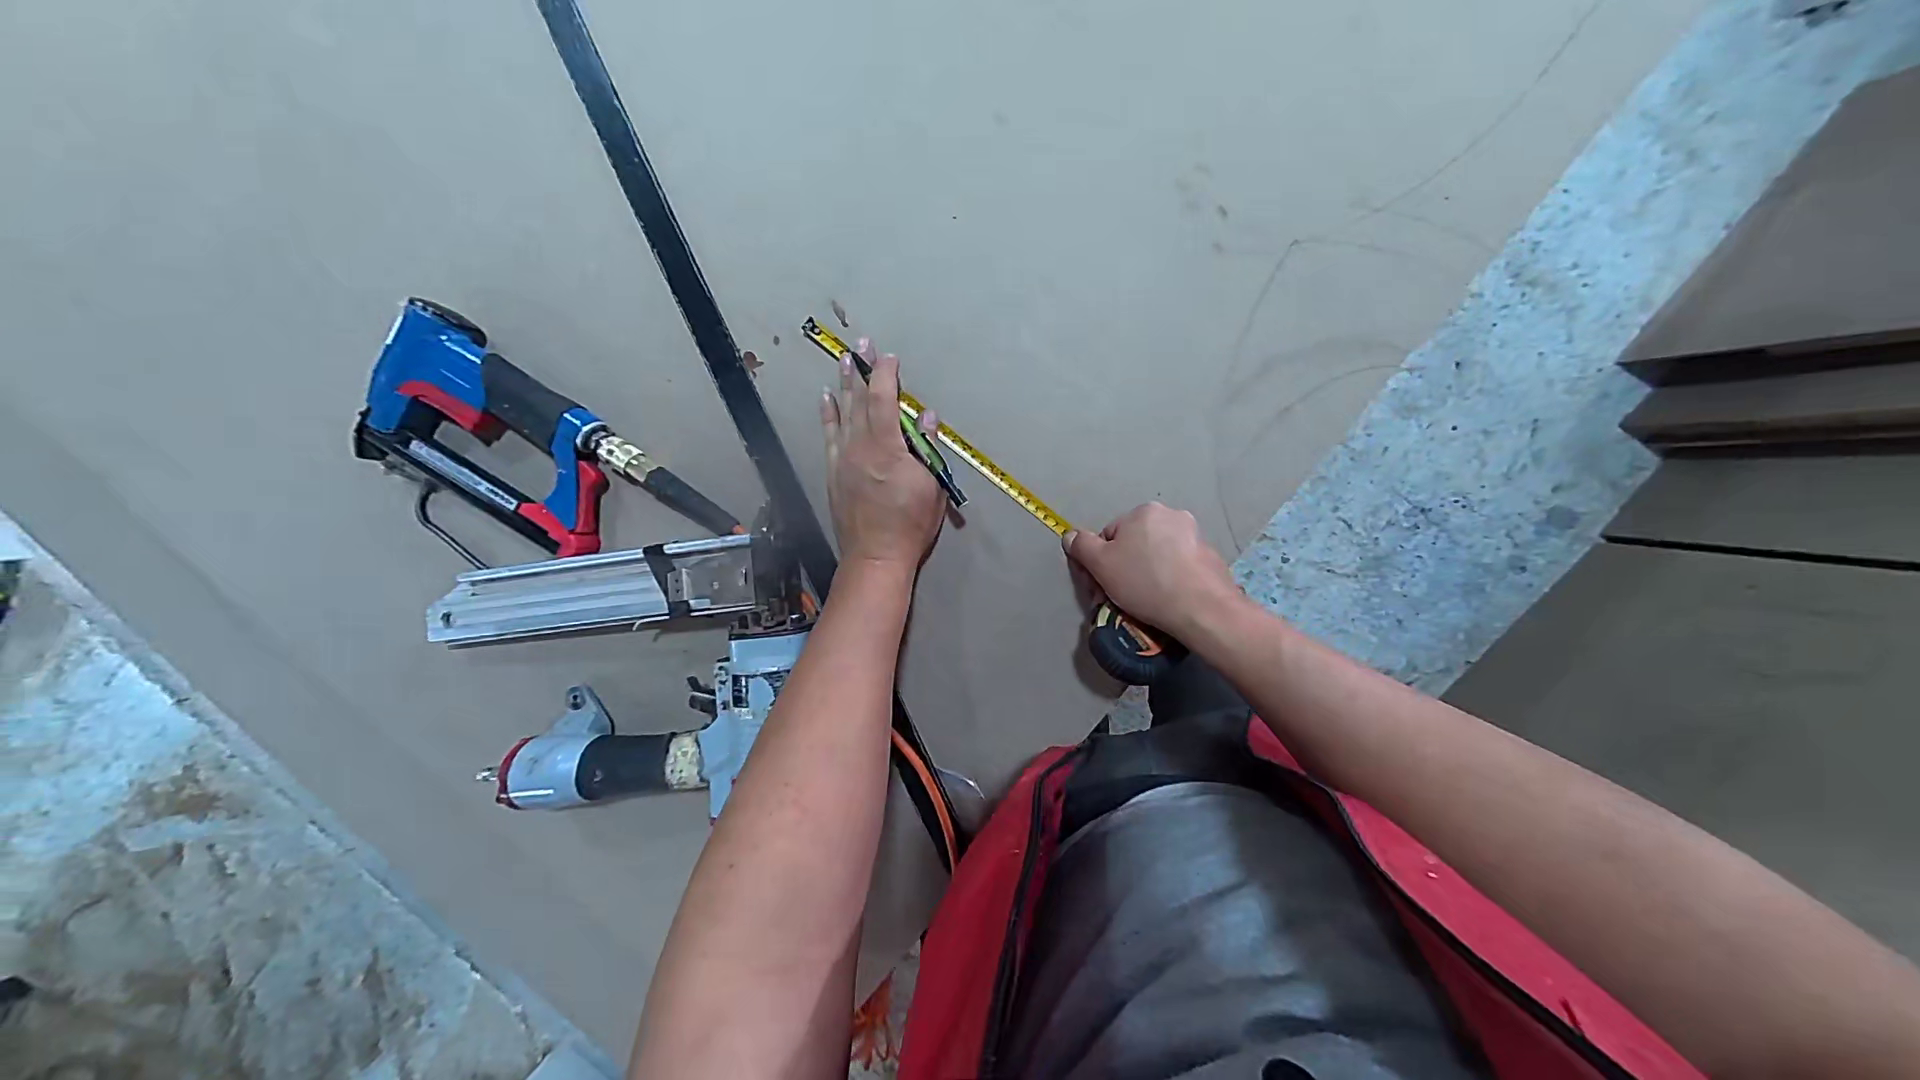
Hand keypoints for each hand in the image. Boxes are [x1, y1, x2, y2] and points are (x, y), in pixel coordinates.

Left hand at [821, 338, 945, 570]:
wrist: (875, 556)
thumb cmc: (910, 524)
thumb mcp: (932, 487)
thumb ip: (928, 448)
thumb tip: (926, 417)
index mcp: (887, 448)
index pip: (885, 401)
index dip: (887, 375)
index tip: (890, 358)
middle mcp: (860, 447)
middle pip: (860, 401)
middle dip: (862, 371)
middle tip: (861, 345)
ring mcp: (843, 459)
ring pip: (842, 414)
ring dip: (844, 386)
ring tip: (843, 362)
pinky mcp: (833, 472)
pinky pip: (828, 436)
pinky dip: (827, 415)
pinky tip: (826, 400)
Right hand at [1062, 502, 1240, 638]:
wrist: (1201, 608)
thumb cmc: (1145, 583)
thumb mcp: (1100, 565)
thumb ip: (1081, 546)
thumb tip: (1070, 535)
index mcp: (1143, 512)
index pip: (1110, 536)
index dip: (1103, 563)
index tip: (1105, 586)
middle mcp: (1172, 515)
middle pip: (1136, 542)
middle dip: (1127, 566)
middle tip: (1124, 595)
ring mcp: (1195, 536)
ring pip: (1159, 554)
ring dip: (1150, 571)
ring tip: (1148, 600)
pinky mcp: (1210, 557)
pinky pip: (1180, 566)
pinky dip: (1172, 578)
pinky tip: (1170, 598)